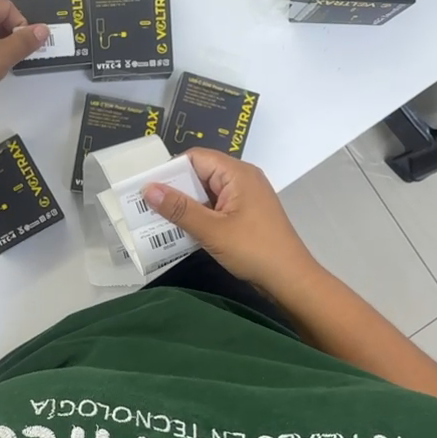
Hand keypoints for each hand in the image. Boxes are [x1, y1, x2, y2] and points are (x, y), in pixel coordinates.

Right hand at [144, 149, 321, 290]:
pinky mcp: (245, 215)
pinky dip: (199, 216)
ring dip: (185, 205)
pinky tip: (181, 230)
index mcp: (237, 173)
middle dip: (175, 189)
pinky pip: (215, 207)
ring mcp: (245, 198)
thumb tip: (148, 189)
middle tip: (146, 206)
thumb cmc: (254, 251)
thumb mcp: (212, 230)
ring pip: (206, 193)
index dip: (170, 170)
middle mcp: (242, 179)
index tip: (146, 188)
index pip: (196, 158)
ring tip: (157, 219)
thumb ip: (179, 209)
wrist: (290, 279)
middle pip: (200, 174)